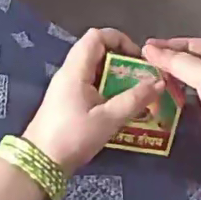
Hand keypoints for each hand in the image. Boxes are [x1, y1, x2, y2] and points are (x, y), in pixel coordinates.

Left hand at [22, 28, 162, 171]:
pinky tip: (120, 106)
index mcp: (75, 70)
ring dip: (116, 76)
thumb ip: (135, 99)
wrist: (41, 163)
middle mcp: (69, 73)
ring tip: (136, 92)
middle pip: (96, 51)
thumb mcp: (108, 119)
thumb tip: (159, 82)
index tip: (138, 57)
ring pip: (94, 69)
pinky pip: (90, 84)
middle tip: (141, 76)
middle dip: (122, 59)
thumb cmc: (73, 137)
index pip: (96, 36)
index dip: (119, 39)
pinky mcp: (67, 101)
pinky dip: (107, 88)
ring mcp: (66, 87)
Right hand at [141, 38, 200, 167]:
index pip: (194, 45)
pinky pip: (184, 101)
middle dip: (168, 61)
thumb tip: (148, 48)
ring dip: (168, 79)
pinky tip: (154, 96)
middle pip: (189, 63)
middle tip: (142, 63)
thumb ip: (178, 62)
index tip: (148, 47)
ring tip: (144, 78)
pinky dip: (170, 97)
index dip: (171, 44)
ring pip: (185, 82)